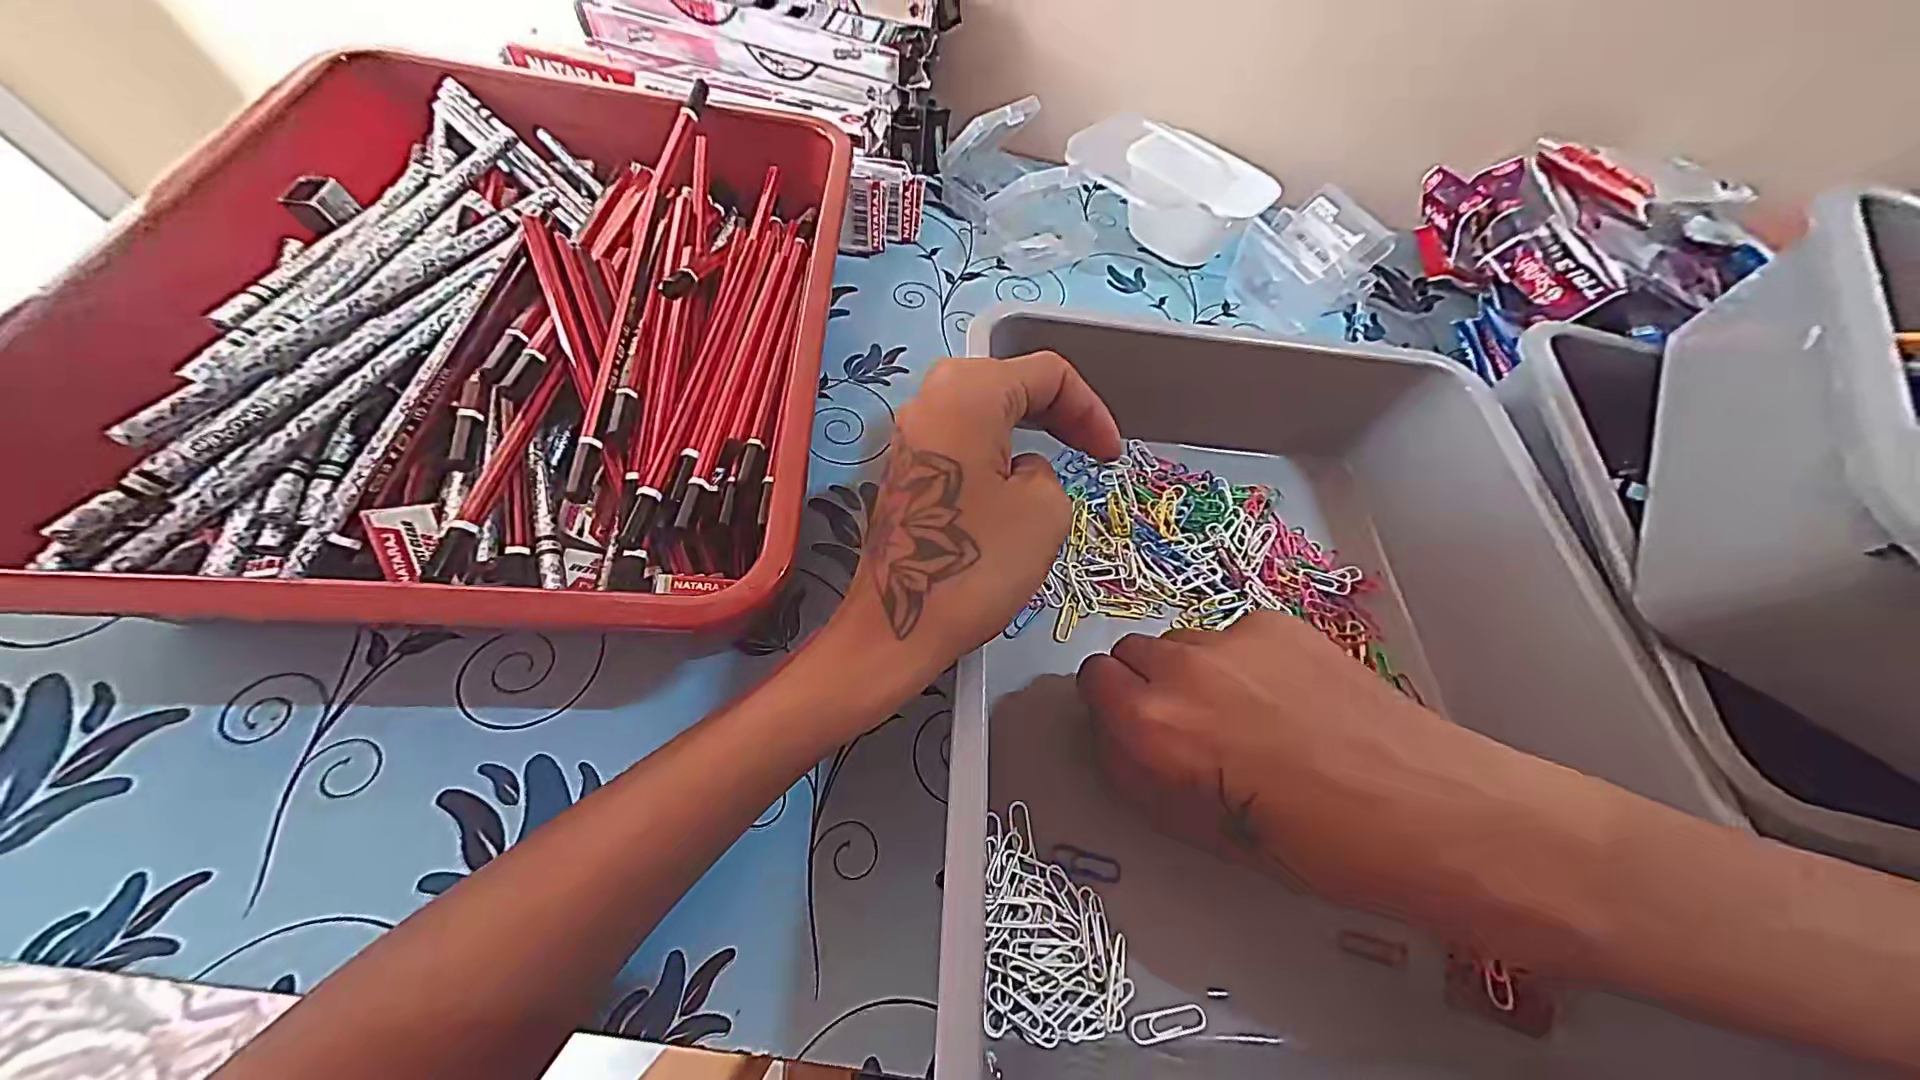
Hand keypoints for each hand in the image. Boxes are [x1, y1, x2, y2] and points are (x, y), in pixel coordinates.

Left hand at [818, 352, 1121, 696]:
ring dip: (1024, 435)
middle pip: (1010, 384)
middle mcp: (930, 400)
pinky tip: (1008, 492)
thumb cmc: (975, 564)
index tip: (1108, 454)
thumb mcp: (1045, 509)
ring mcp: (909, 436)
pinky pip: (959, 444)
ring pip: (983, 415)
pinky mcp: (902, 471)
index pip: (1047, 373)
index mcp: (968, 391)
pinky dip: (993, 456)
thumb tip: (1021, 471)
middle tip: (1085, 453)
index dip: (1091, 409)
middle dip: (1057, 415)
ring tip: (1050, 476)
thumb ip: (1048, 470)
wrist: (898, 623)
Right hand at [1077, 610, 1513, 910]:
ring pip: (1178, 641)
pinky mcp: (1276, 622)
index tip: (1133, 728)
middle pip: (1128, 652)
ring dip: (1188, 670)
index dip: (1111, 708)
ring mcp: (1232, 638)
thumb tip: (1117, 737)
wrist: (1433, 812)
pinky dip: (1237, 659)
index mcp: (1155, 725)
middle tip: (1187, 726)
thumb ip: (1138, 774)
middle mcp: (1183, 669)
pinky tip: (1281, 696)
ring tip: (1241, 712)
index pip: (1093, 682)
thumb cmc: (1318, 845)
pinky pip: (1228, 634)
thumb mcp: (1200, 831)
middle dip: (1143, 686)